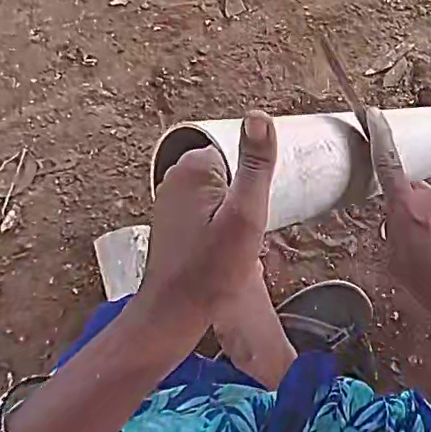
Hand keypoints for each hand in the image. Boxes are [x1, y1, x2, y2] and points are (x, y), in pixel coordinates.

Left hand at [139, 110, 277, 330]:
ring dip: (235, 212)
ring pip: (221, 191)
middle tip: (247, 229)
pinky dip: (221, 223)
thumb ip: (255, 165)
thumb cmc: (212, 270)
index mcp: (192, 168)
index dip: (254, 180)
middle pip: (230, 171)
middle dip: (245, 195)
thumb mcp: (246, 213)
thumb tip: (259, 116)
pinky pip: (209, 209)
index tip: (254, 210)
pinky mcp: (174, 221)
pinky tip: (224, 248)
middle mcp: (176, 178)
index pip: (239, 153)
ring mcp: (172, 200)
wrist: (174, 315)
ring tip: (237, 241)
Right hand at [363, 106, 430, 321]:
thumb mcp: (395, 263)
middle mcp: (430, 196)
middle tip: (407, 235)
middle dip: (406, 205)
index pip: (387, 163)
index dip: (378, 136)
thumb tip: (396, 226)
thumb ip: (392, 234)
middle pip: (410, 189)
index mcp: (405, 206)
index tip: (372, 115)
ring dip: (428, 218)